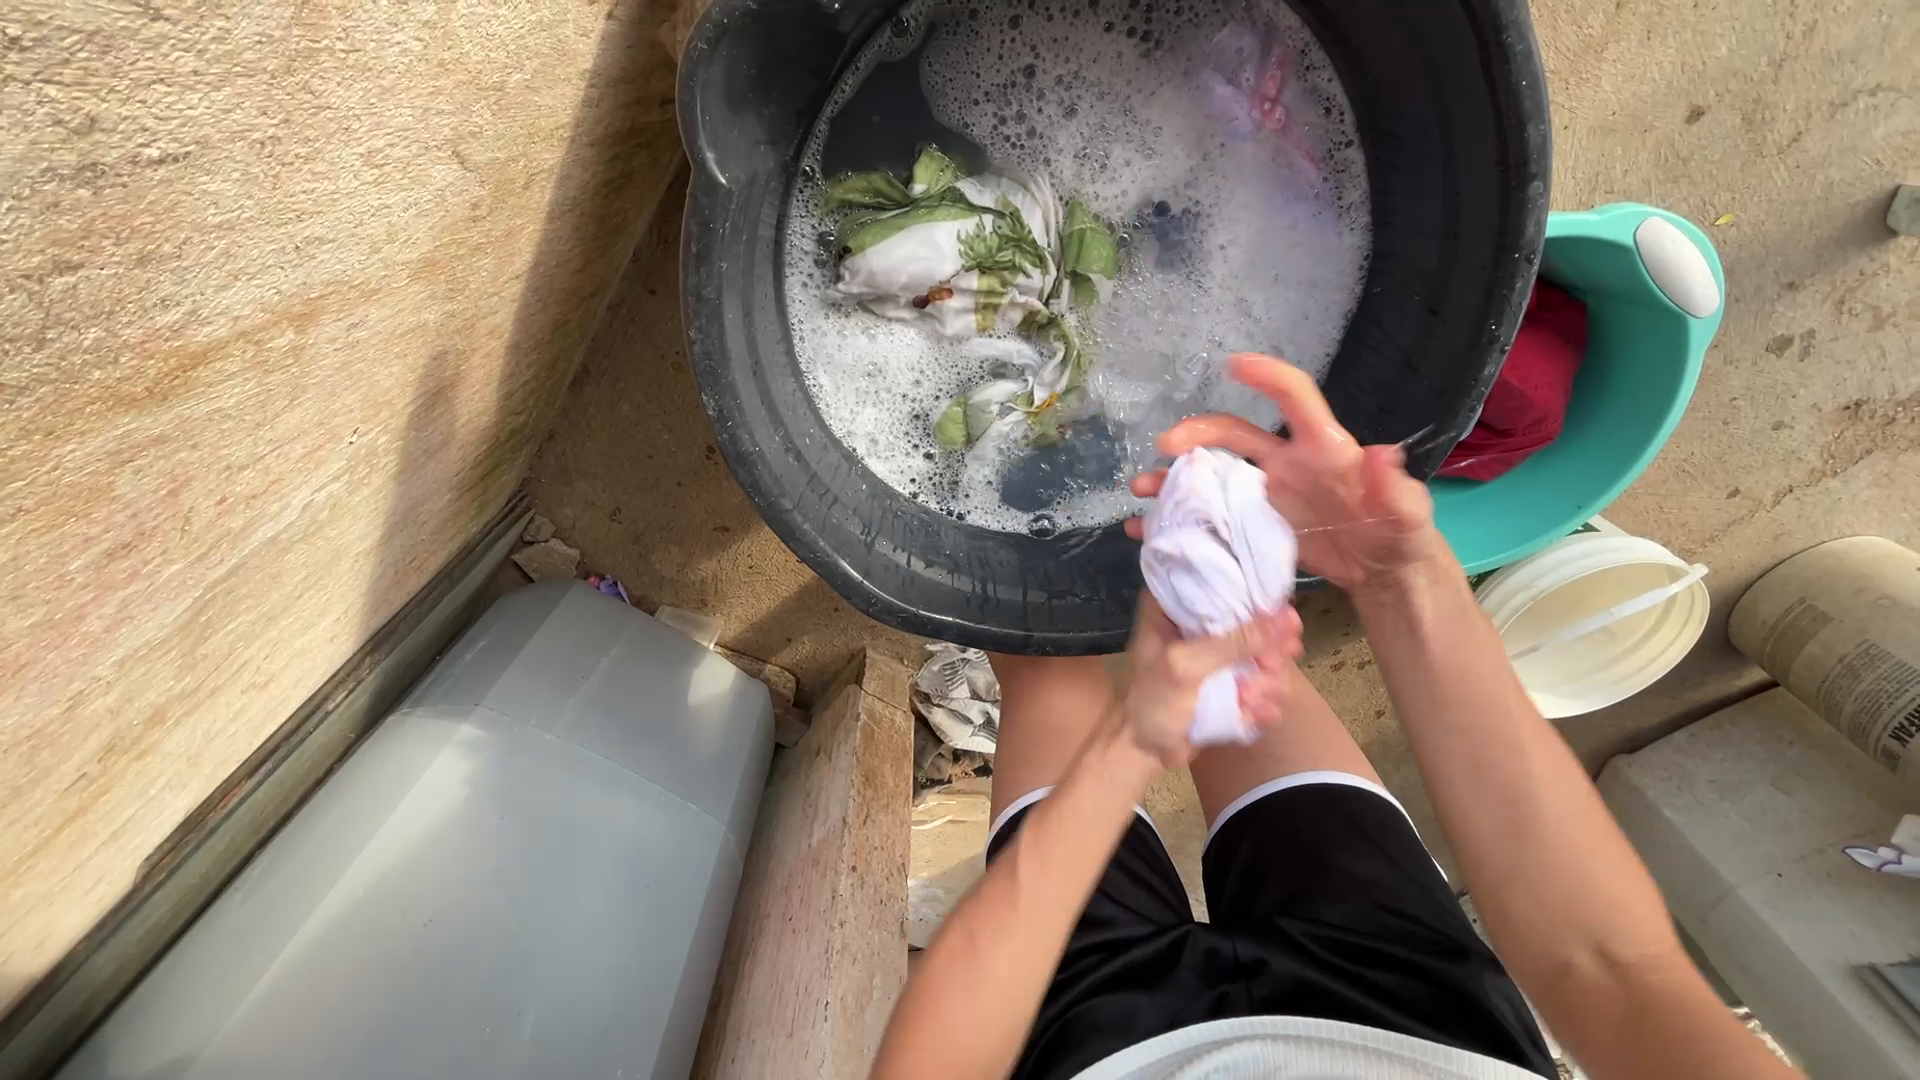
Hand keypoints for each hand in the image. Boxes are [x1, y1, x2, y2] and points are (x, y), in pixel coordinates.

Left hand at [1119, 594, 1303, 767]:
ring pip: (1264, 657)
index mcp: (1174, 607)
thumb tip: (1282, 619)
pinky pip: (1262, 685)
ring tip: (1251, 700)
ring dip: (1267, 682)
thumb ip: (1230, 643)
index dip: (1259, 603)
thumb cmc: (1149, 702)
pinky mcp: (1228, 684)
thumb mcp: (1184, 666)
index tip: (1284, 623)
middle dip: (1269, 652)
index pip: (1226, 585)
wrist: (1141, 751)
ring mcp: (1215, 656)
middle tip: (1269, 668)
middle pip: (1256, 624)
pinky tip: (1255, 714)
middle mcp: (1196, 625)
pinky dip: (1263, 701)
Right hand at [1126, 352, 1445, 594]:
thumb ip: (1396, 487)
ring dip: (1174, 477)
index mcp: (1320, 449)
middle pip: (1233, 433)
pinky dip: (1176, 519)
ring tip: (1142, 489)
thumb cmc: (1396, 532)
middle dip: (1196, 433)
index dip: (1268, 377)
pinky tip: (1145, 529)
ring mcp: (1263, 494)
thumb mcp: (1406, 514)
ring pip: (1210, 474)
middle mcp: (1284, 463)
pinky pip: (1208, 516)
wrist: (1378, 571)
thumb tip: (1385, 454)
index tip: (1234, 365)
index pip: (1294, 398)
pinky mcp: (1250, 525)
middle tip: (1166, 446)